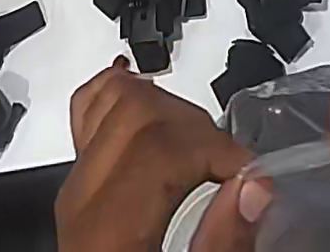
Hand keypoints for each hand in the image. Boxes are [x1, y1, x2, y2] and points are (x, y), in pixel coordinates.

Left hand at [56, 57, 272, 251]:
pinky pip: (89, 107)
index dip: (213, 148)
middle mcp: (80, 195)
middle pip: (138, 111)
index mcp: (105, 232)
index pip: (158, 146)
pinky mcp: (78, 176)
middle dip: (195, 125)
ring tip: (200, 147)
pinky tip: (152, 101)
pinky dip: (122, 92)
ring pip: (114, 97)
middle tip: (228, 167)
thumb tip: (255, 184)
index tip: (250, 173)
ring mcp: (74, 179)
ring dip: (167, 106)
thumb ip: (223, 246)